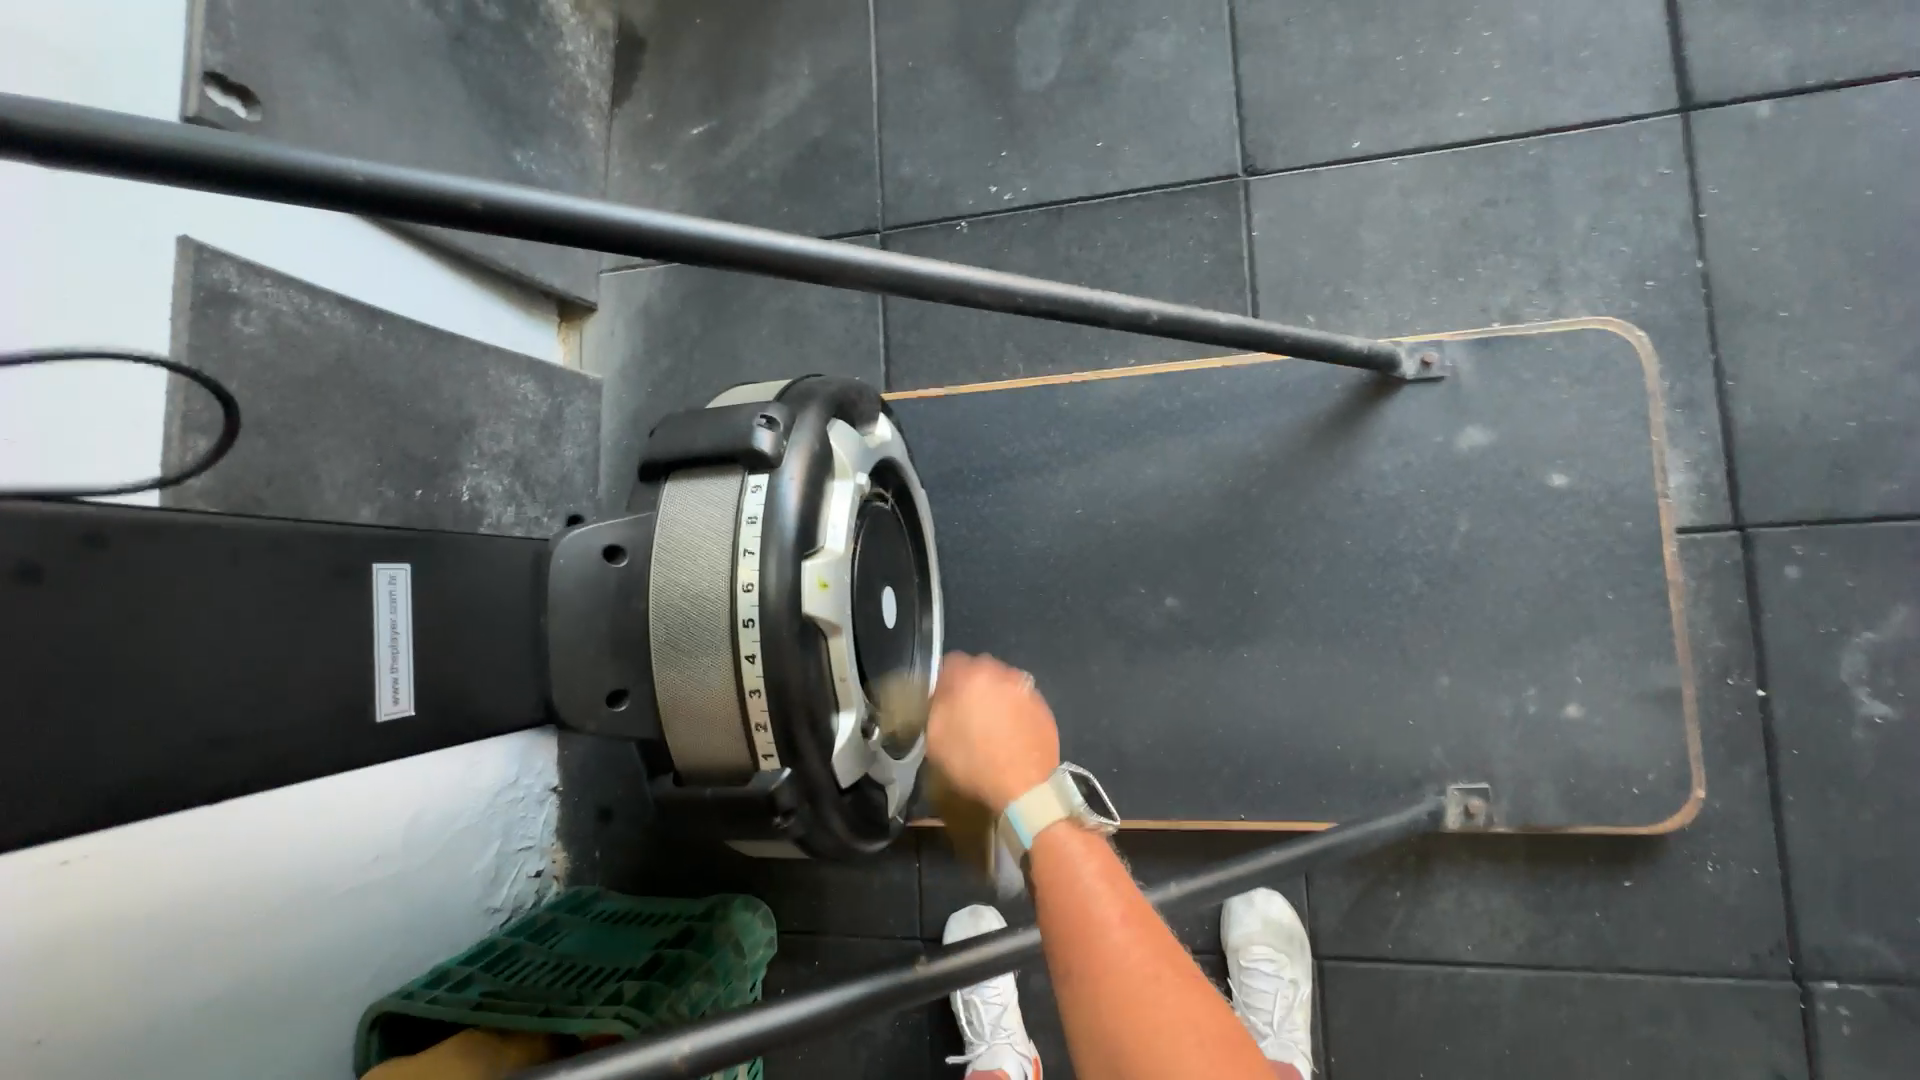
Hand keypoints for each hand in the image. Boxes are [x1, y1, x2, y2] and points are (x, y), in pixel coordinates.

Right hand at [927, 652, 1060, 813]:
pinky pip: (1021, 698)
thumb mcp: (936, 739)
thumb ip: (936, 706)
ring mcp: (1025, 687)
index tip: (943, 700)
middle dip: (971, 685)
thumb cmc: (974, 763)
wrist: (1025, 787)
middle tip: (966, 712)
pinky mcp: (1043, 704)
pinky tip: (1011, 732)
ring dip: (994, 695)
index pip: (951, 662)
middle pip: (979, 669)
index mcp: (970, 676)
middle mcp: (1000, 672)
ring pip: (1002, 682)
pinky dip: (1014, 708)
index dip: (944, 681)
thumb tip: (941, 694)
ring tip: (992, 724)